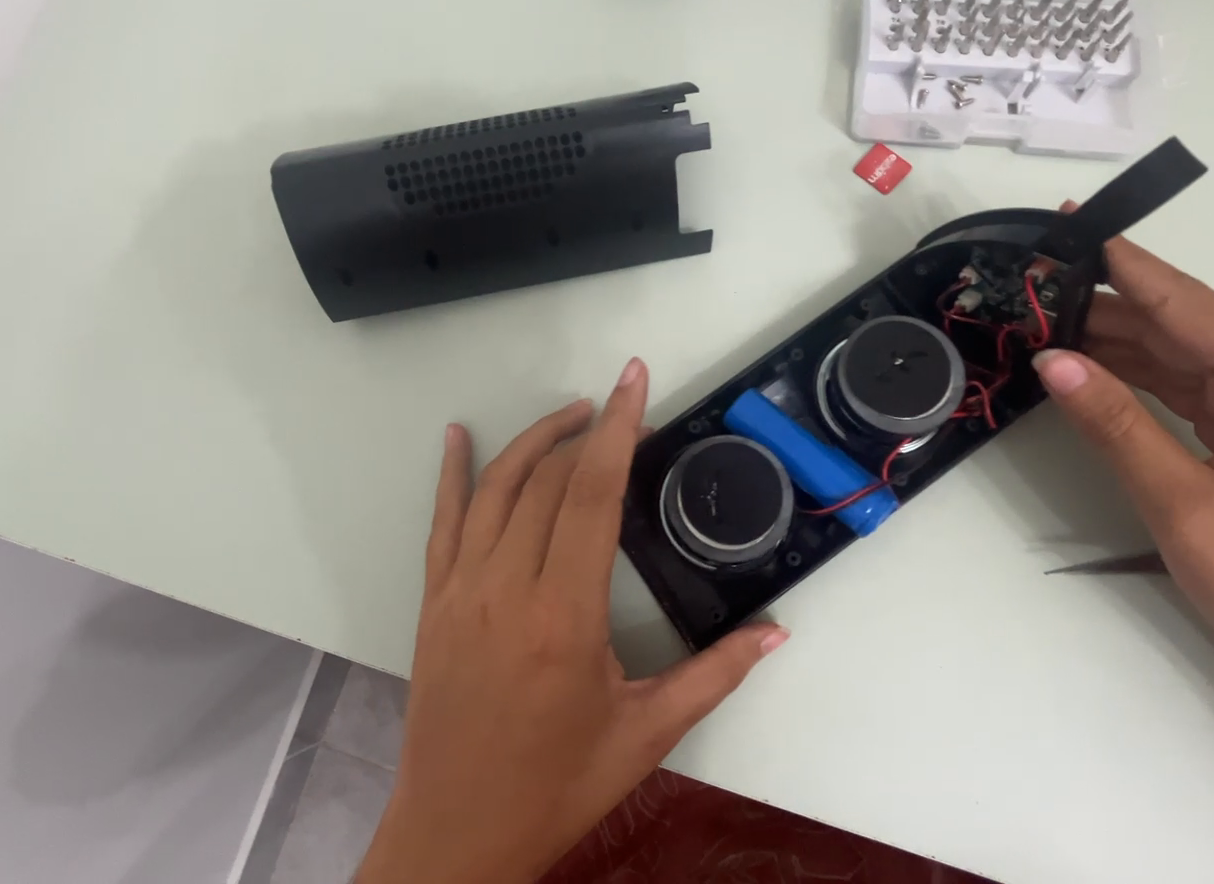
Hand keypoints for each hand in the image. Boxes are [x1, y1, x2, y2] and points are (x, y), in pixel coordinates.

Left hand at [355, 358, 789, 883]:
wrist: (458, 831)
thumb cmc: (557, 785)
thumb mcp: (646, 735)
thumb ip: (715, 676)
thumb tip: (777, 633)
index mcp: (564, 614)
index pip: (593, 496)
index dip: (617, 430)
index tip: (633, 382)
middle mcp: (506, 587)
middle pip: (547, 481)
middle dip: (587, 432)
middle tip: (620, 408)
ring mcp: (461, 589)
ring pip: (496, 489)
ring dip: (533, 441)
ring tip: (570, 414)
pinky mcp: (435, 601)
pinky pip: (441, 522)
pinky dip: (453, 473)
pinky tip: (459, 436)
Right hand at [1030, 238, 1213, 712]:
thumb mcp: (1190, 510)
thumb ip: (1118, 427)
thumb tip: (1053, 361)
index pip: (1192, 309)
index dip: (1127, 266)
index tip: (1073, 225)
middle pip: (1185, 328)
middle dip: (1106, 308)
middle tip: (1032, 288)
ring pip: (1186, 360)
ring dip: (1118, 344)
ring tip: (1042, 321)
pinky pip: (1197, 391)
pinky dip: (1142, 380)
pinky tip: (1091, 368)